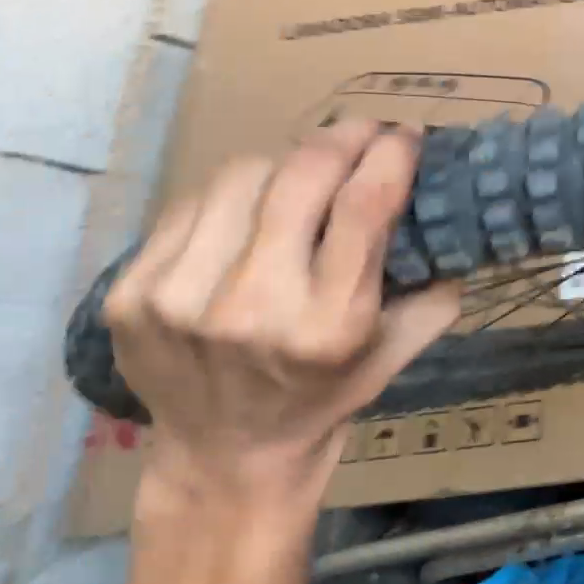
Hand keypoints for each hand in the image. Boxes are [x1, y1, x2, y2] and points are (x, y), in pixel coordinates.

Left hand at [103, 119, 460, 505]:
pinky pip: (193, 203)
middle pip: (301, 178)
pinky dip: (236, 191)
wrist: (227, 453)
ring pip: (243, 177)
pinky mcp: (130, 295)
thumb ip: (438, 284)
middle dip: (343, 139)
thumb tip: (453, 216)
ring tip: (310, 170)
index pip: (364, 207)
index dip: (390, 156)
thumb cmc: (333, 391)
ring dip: (289, 161)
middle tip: (366, 131)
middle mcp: (252, 307)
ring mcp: (179, 299)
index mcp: (330, 323)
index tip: (408, 135)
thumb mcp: (405, 346)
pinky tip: (257, 203)